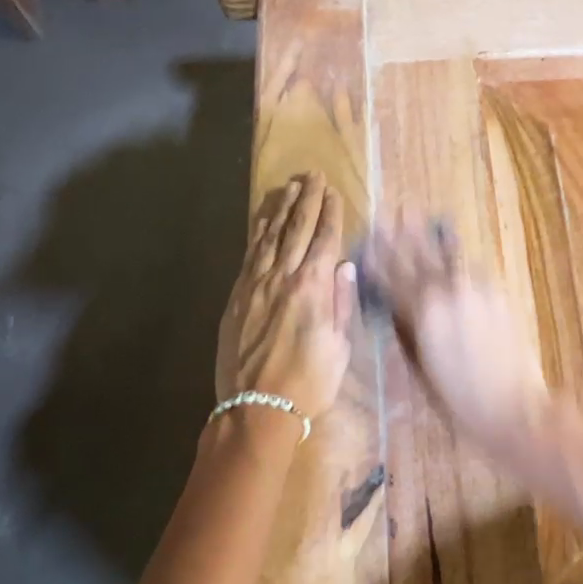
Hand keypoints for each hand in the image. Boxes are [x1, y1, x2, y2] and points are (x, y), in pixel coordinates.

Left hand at [215, 174, 357, 425]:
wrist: (257, 407)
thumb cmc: (309, 382)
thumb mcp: (340, 346)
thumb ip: (342, 303)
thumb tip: (345, 266)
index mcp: (314, 288)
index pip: (325, 239)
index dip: (331, 213)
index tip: (334, 192)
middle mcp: (283, 277)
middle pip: (297, 228)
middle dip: (308, 200)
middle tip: (314, 176)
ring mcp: (256, 283)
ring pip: (270, 235)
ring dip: (282, 207)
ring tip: (290, 186)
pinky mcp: (237, 295)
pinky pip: (250, 253)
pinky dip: (258, 231)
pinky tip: (264, 218)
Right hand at [366, 219, 550, 464]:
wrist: (513, 406)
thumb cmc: (459, 400)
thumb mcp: (421, 369)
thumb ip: (408, 331)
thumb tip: (396, 308)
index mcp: (423, 314)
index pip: (393, 277)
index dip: (378, 259)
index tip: (366, 240)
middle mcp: (447, 293)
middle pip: (417, 257)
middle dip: (400, 236)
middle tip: (388, 213)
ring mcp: (475, 290)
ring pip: (445, 256)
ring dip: (427, 236)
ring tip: (414, 215)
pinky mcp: (497, 293)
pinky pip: (469, 268)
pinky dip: (454, 256)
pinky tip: (448, 243)